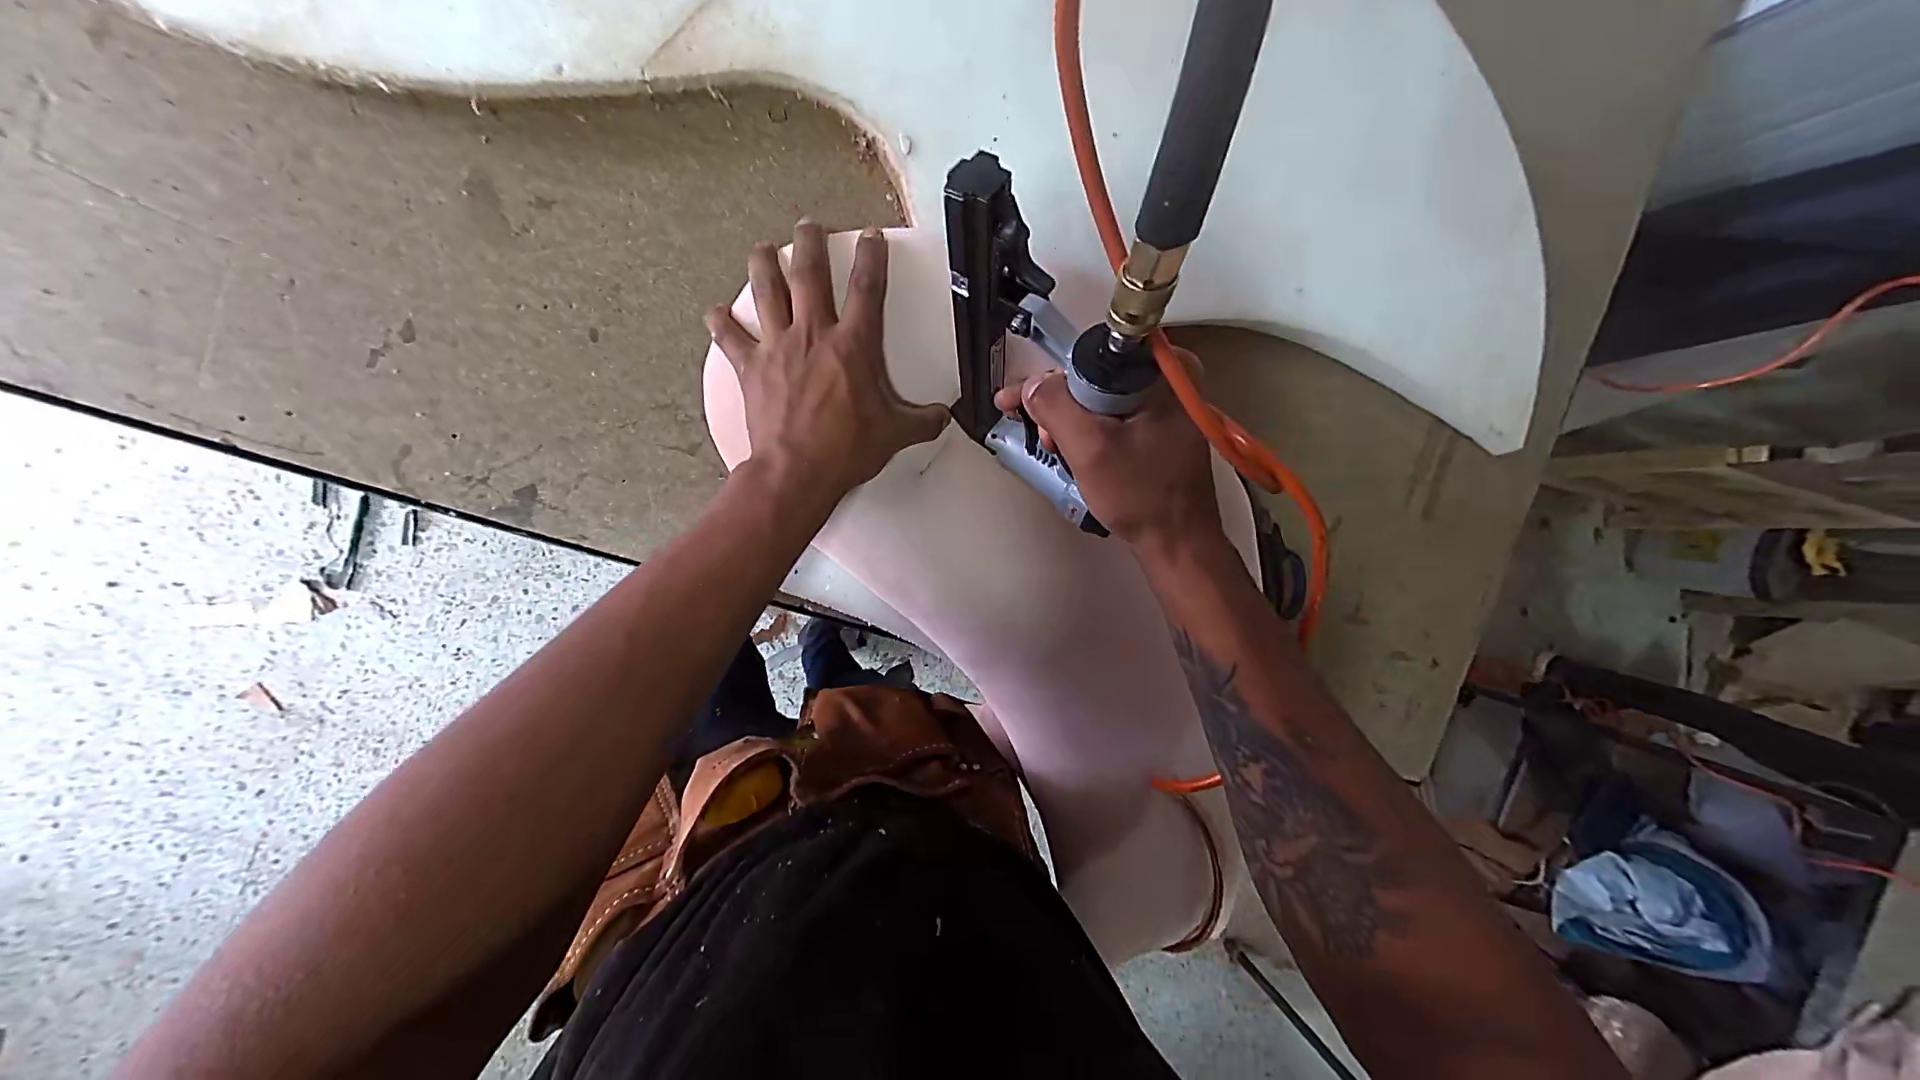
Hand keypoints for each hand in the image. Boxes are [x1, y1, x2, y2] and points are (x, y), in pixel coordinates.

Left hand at [706, 221, 948, 504]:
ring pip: (766, 290)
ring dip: (763, 264)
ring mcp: (778, 348)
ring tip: (763, 248)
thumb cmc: (845, 449)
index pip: (867, 287)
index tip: (870, 237)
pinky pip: (730, 338)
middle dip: (810, 242)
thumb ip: (923, 421)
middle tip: (809, 226)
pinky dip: (721, 324)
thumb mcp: (896, 434)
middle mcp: (813, 335)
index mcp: (853, 345)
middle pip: (808, 272)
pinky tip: (714, 313)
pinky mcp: (751, 369)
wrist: (797, 471)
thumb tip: (941, 418)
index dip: (871, 256)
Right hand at [994, 364, 1222, 555]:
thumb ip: (1056, 408)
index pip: (1091, 357)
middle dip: (1061, 405)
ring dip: (1072, 422)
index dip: (1053, 382)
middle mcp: (1172, 377)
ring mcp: (1167, 402)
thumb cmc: (1146, 499)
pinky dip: (1090, 432)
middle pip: (1093, 376)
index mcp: (1166, 371)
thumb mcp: (1091, 448)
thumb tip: (1032, 386)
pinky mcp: (1159, 423)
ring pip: (1099, 398)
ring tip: (1062, 450)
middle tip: (1043, 432)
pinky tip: (1081, 454)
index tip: (1026, 400)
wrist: (1176, 539)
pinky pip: (1112, 414)